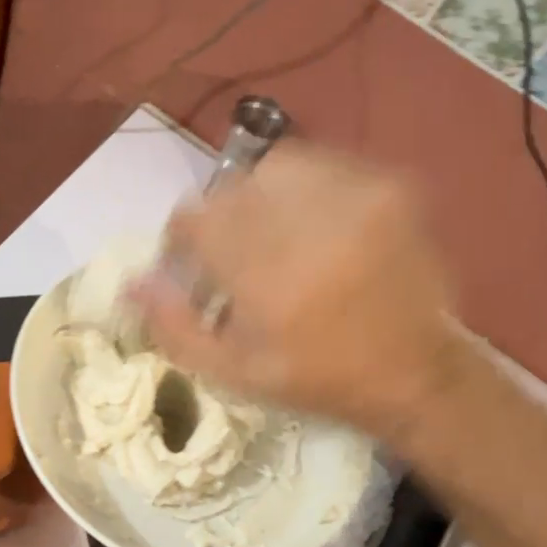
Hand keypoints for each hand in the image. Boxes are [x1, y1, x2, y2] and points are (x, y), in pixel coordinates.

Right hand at [132, 142, 474, 444]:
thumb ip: (175, 328)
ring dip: (259, 197)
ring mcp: (356, 199)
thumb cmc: (315, 379)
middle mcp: (310, 226)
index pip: (196, 219)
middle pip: (232, 188)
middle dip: (219, 217)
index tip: (187, 259)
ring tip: (270, 235)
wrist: (415, 370)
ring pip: (276, 167)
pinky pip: (324, 167)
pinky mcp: (389, 187)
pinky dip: (304, 191)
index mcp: (267, 279)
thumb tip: (132, 282)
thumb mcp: (234, 373)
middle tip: (230, 251)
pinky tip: (312, 228)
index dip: (180, 236)